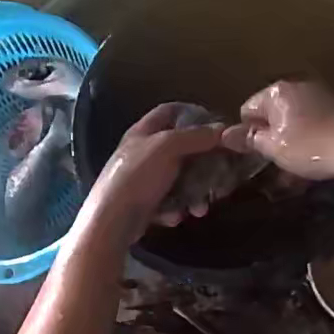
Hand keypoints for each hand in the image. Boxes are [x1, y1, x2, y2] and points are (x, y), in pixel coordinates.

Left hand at [80, 103, 226, 241]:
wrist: (110, 221)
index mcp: (142, 132)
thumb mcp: (167, 148)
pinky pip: (168, 202)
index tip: (217, 127)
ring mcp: (142, 179)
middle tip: (220, 178)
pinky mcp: (143, 204)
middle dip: (203, 165)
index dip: (194, 114)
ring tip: (199, 209)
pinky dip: (175, 209)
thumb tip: (223, 129)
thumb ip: (195, 136)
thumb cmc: (138, 177)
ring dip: (194, 193)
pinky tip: (175, 217)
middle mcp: (142, 153)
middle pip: (182, 150)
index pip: (170, 111)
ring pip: (179, 180)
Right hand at [223, 80, 333, 180]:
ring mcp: (320, 94)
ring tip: (293, 161)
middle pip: (272, 112)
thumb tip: (225, 134)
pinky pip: (312, 121)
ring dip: (288, 137)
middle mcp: (298, 86)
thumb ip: (249, 139)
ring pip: (293, 118)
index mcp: (277, 92)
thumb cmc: (310, 146)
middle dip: (269, 134)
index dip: (247, 131)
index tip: (254, 152)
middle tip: (272, 158)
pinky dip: (307, 136)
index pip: (247, 109)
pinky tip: (312, 154)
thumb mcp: (273, 147)